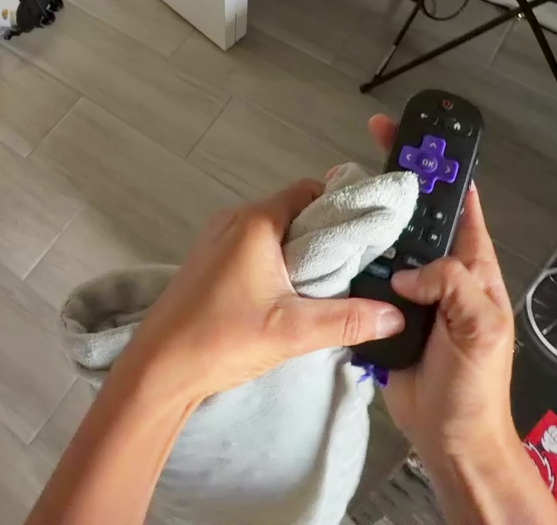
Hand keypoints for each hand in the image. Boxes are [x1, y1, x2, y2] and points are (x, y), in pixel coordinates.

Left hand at [118, 180, 406, 404]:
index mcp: (256, 221)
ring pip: (271, 230)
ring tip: (325, 283)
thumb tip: (396, 315)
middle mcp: (234, 218)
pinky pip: (251, 245)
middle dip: (322, 234)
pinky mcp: (207, 258)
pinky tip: (287, 292)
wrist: (160, 365)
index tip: (367, 231)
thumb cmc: (223, 337)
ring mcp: (216, 236)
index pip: (308, 191)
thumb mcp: (293, 331)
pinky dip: (273, 259)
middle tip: (354, 264)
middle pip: (291, 210)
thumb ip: (347, 320)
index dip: (340, 206)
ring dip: (297, 250)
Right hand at [366, 115, 518, 470]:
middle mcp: (439, 268)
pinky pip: (365, 273)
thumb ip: (451, 285)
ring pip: (386, 241)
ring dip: (367, 219)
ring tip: (339, 194)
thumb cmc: (475, 384)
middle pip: (416, 215)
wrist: (448, 439)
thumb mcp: (481, 326)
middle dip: (394, 182)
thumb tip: (406, 270)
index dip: (440, 166)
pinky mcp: (383, 308)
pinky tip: (329, 240)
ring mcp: (410, 288)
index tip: (415, 136)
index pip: (458, 202)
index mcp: (471, 265)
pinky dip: (349, 256)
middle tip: (362, 157)